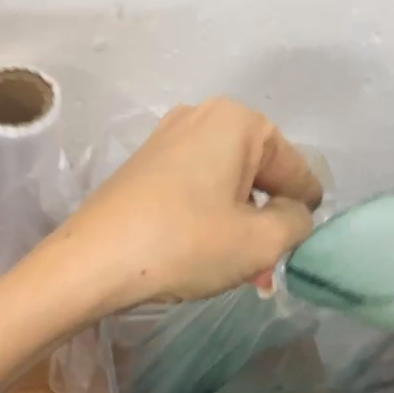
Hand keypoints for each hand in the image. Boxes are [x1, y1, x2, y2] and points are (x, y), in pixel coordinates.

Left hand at [36, 98, 322, 312]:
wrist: (90, 263)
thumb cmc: (182, 245)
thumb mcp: (260, 241)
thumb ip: (296, 224)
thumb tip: (291, 215)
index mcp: (236, 120)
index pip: (295, 169)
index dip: (303, 213)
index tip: (297, 248)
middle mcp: (198, 119)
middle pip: (255, 177)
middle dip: (263, 225)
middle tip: (261, 270)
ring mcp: (162, 144)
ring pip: (221, 191)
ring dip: (234, 231)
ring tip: (233, 274)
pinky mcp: (137, 173)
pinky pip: (190, 196)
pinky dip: (203, 226)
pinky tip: (199, 261)